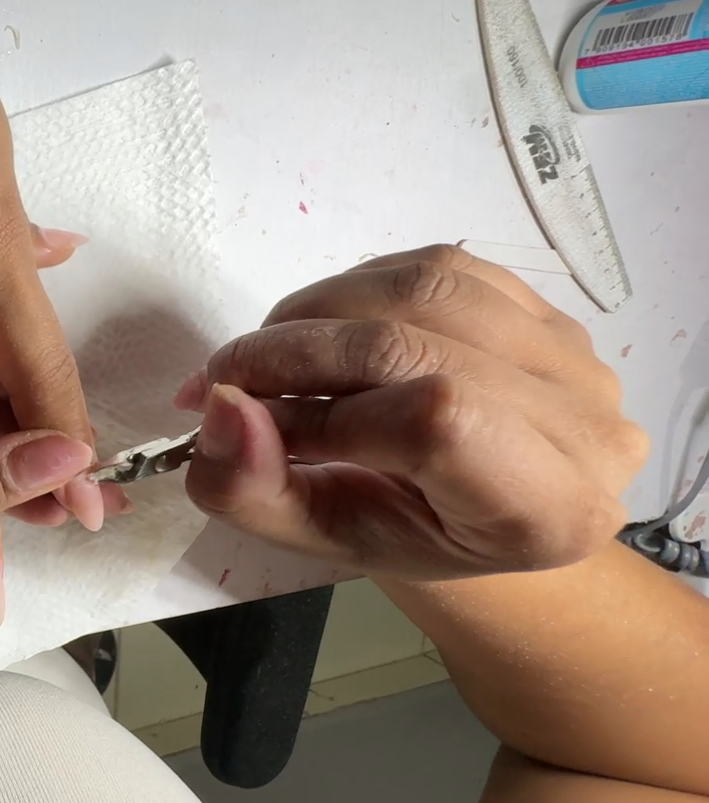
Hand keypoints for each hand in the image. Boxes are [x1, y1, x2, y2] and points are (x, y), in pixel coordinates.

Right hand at [177, 245, 648, 581]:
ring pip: (417, 287)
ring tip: (270, 358)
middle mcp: (584, 424)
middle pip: (409, 343)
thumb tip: (218, 404)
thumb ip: (244, 489)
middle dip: (284, 353)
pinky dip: (348, 291)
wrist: (465, 510)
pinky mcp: (542, 307)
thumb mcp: (301, 535)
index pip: (431, 421)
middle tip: (221, 382)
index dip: (313, 412)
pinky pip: (432, 266)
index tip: (245, 428)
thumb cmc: (388, 531)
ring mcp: (572, 355)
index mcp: (540, 508)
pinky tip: (326, 332)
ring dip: (307, 312)